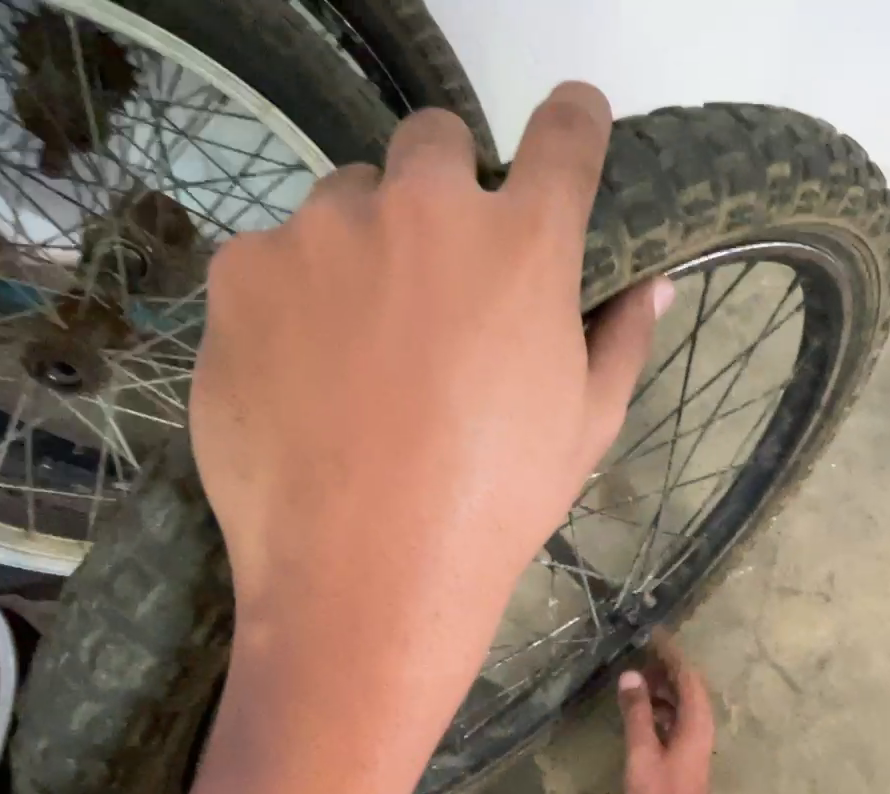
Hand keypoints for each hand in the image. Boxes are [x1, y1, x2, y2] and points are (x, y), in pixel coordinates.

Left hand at [190, 83, 675, 670]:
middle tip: (445, 274)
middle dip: (449, 188)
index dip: (575, 122)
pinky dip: (296, 297)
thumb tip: (652, 285)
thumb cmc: (501, 499)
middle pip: (436, 142)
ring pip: (345, 201)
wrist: (367, 574)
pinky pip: (274, 259)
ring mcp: (316, 235)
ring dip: (366, 245)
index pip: (565, 135)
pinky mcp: (237, 276)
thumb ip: (621, 337)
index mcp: (521, 245)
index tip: (573, 124)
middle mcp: (418, 210)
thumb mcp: (587, 425)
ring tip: (366, 345)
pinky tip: (306, 374)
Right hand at [618, 633, 715, 793]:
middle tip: (639, 653)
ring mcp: (696, 737)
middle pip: (688, 684)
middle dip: (666, 666)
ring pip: (683, 700)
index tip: (652, 635)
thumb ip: (636, 712)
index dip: (670, 653)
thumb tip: (631, 676)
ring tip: (636, 678)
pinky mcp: (688, 750)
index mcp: (695, 719)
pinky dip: (662, 705)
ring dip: (663, 686)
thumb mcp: (642, 751)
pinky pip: (678, 715)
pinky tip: (641, 710)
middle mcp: (701, 723)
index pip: (687, 674)